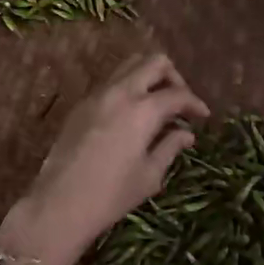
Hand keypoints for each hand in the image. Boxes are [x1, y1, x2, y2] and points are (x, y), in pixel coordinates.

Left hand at [0, 53, 207, 264]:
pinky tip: (132, 114)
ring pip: (129, 64)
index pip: (177, 94)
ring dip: (148, 76)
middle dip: (173, 77)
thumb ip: (170, 147)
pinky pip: (111, 81)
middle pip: (153, 62)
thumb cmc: (111, 195)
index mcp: (142, 110)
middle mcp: (120, 91)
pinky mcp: (81, 103)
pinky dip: (128, 87)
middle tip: (180, 102)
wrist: (59, 202)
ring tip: (157, 104)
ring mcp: (97, 94)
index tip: (203, 116)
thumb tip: (186, 133)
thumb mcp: (149, 175)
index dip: (195, 103)